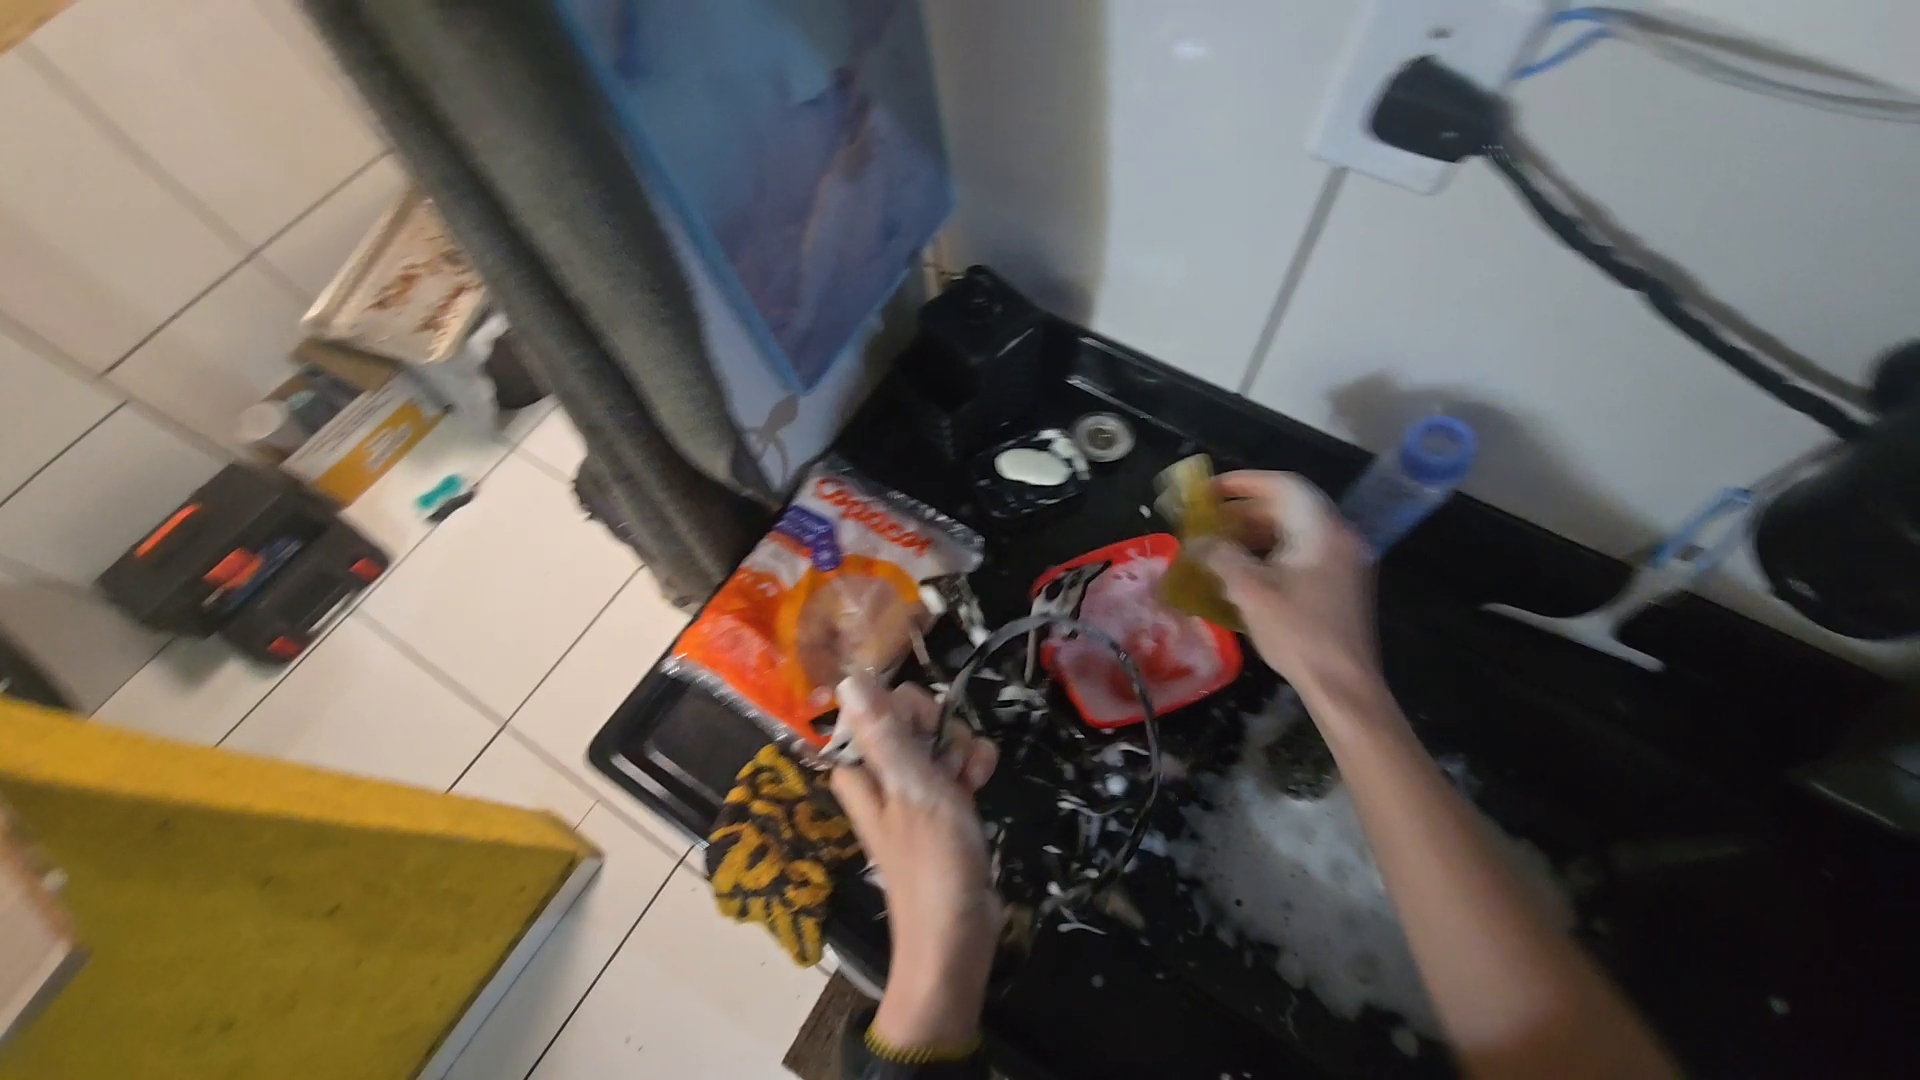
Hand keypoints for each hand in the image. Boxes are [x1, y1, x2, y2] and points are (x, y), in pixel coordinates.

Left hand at [830, 674, 1000, 1047]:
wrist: (957, 932)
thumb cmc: (930, 860)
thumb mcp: (911, 788)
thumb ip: (884, 732)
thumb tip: (848, 678)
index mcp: (858, 765)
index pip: (876, 703)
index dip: (907, 709)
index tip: (924, 730)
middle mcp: (879, 770)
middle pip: (912, 715)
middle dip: (941, 729)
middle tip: (946, 762)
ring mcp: (910, 785)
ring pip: (940, 736)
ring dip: (962, 750)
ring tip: (967, 782)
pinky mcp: (939, 799)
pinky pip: (955, 760)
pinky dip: (972, 767)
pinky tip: (980, 785)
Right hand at [1192, 471, 1382, 702]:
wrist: (1343, 684)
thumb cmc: (1298, 632)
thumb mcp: (1250, 591)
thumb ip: (1221, 557)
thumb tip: (1196, 541)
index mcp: (1322, 531)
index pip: (1284, 486)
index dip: (1244, 482)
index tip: (1209, 490)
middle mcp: (1339, 538)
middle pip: (1289, 508)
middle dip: (1244, 511)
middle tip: (1208, 520)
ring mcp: (1343, 563)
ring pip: (1294, 532)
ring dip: (1255, 534)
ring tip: (1219, 544)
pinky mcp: (1340, 586)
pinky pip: (1301, 554)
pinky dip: (1270, 553)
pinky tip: (1243, 572)